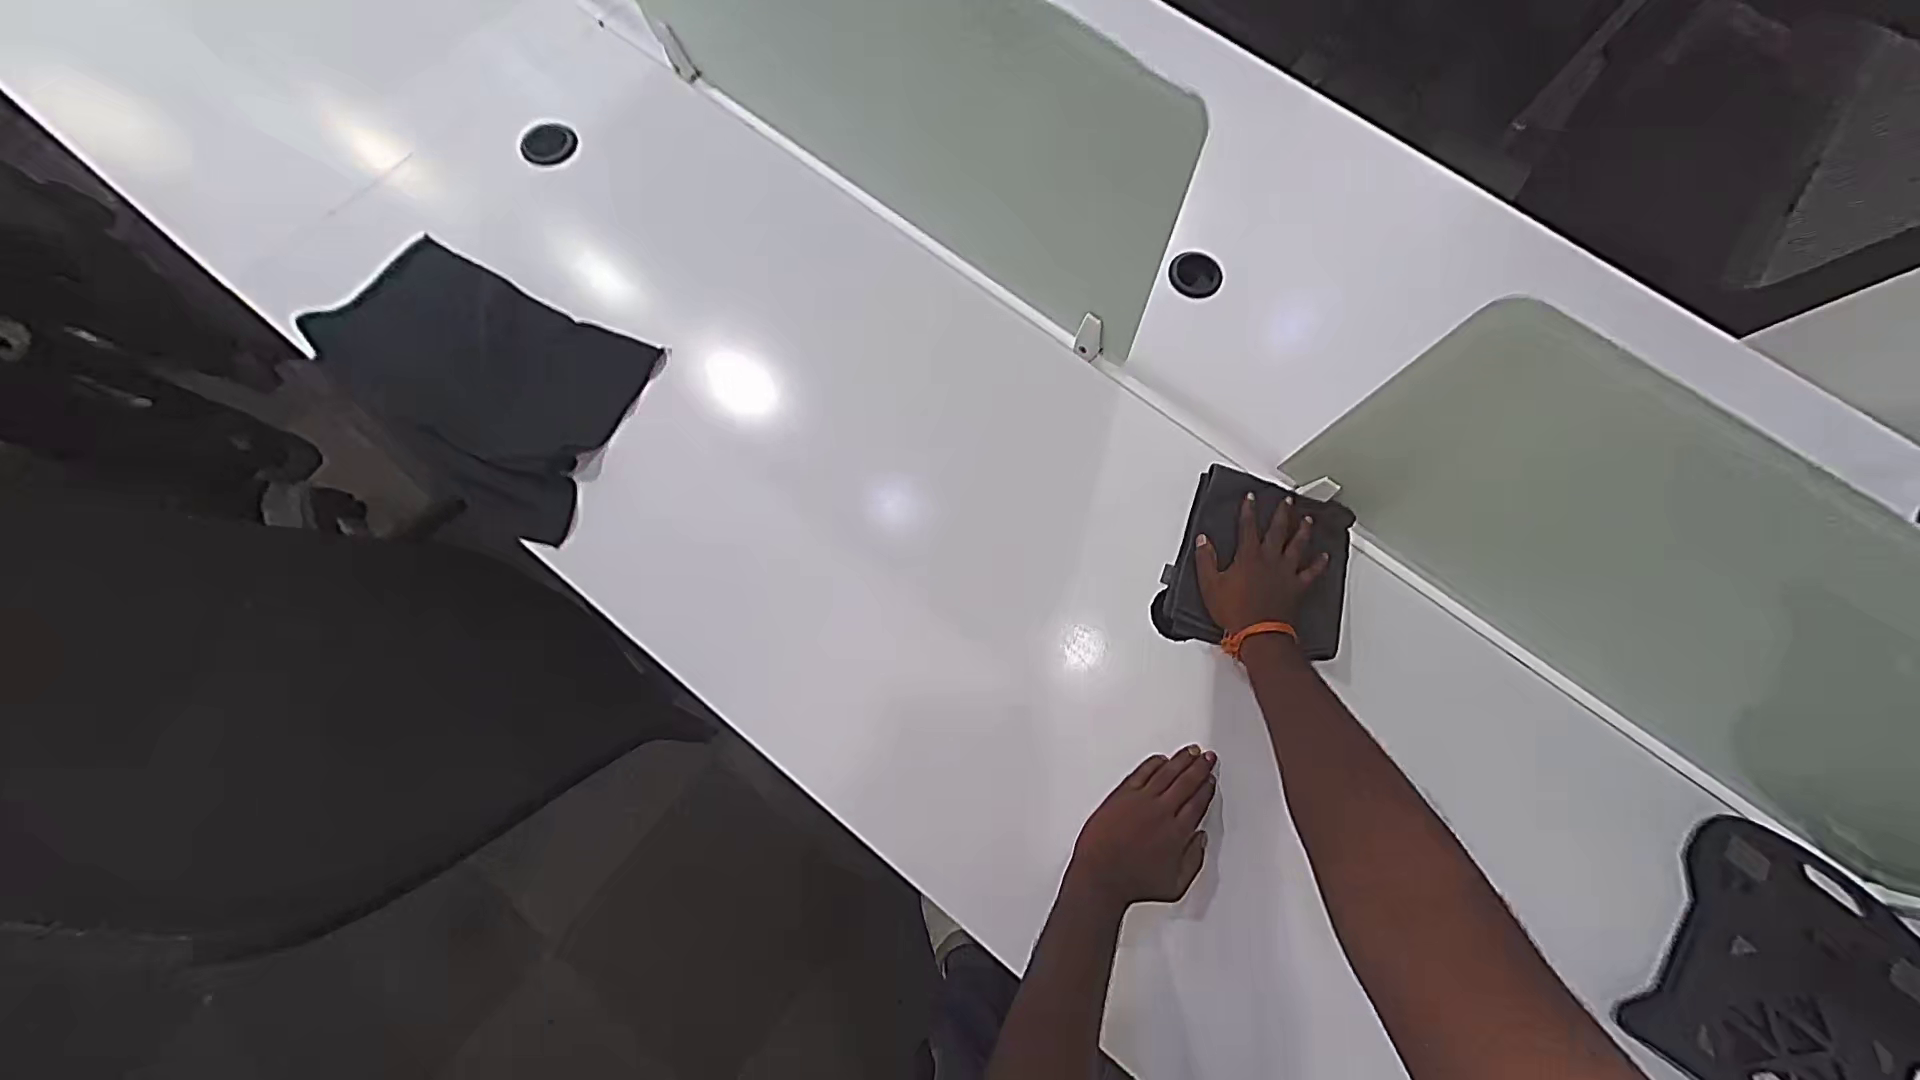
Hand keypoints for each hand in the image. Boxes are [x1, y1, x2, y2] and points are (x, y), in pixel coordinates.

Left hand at [1064, 748, 1215, 913]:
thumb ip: (1194, 860)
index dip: (1206, 788)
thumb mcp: (1175, 884)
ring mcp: (1141, 800)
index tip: (1211, 778)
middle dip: (1200, 767)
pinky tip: (1161, 759)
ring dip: (1181, 760)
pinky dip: (1153, 764)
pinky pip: (1142, 773)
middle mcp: (1161, 812)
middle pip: (1186, 783)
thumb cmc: (1133, 882)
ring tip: (1192, 751)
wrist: (1100, 874)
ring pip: (1166, 773)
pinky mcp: (1122, 794)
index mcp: (1177, 833)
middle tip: (1208, 757)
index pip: (1198, 803)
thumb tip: (1200, 839)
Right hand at [1195, 493, 1329, 634]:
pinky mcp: (1297, 587)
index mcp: (1248, 556)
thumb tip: (1203, 541)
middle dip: (1281, 513)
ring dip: (1303, 530)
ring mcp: (1286, 572)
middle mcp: (1270, 559)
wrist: (1258, 632)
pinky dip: (1319, 563)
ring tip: (1306, 519)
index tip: (1251, 498)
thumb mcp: (1210, 584)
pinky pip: (1312, 571)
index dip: (1249, 510)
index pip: (1248, 526)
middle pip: (1278, 530)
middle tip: (1287, 501)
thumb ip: (1206, 560)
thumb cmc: (1234, 610)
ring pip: (1298, 545)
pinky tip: (1324, 556)